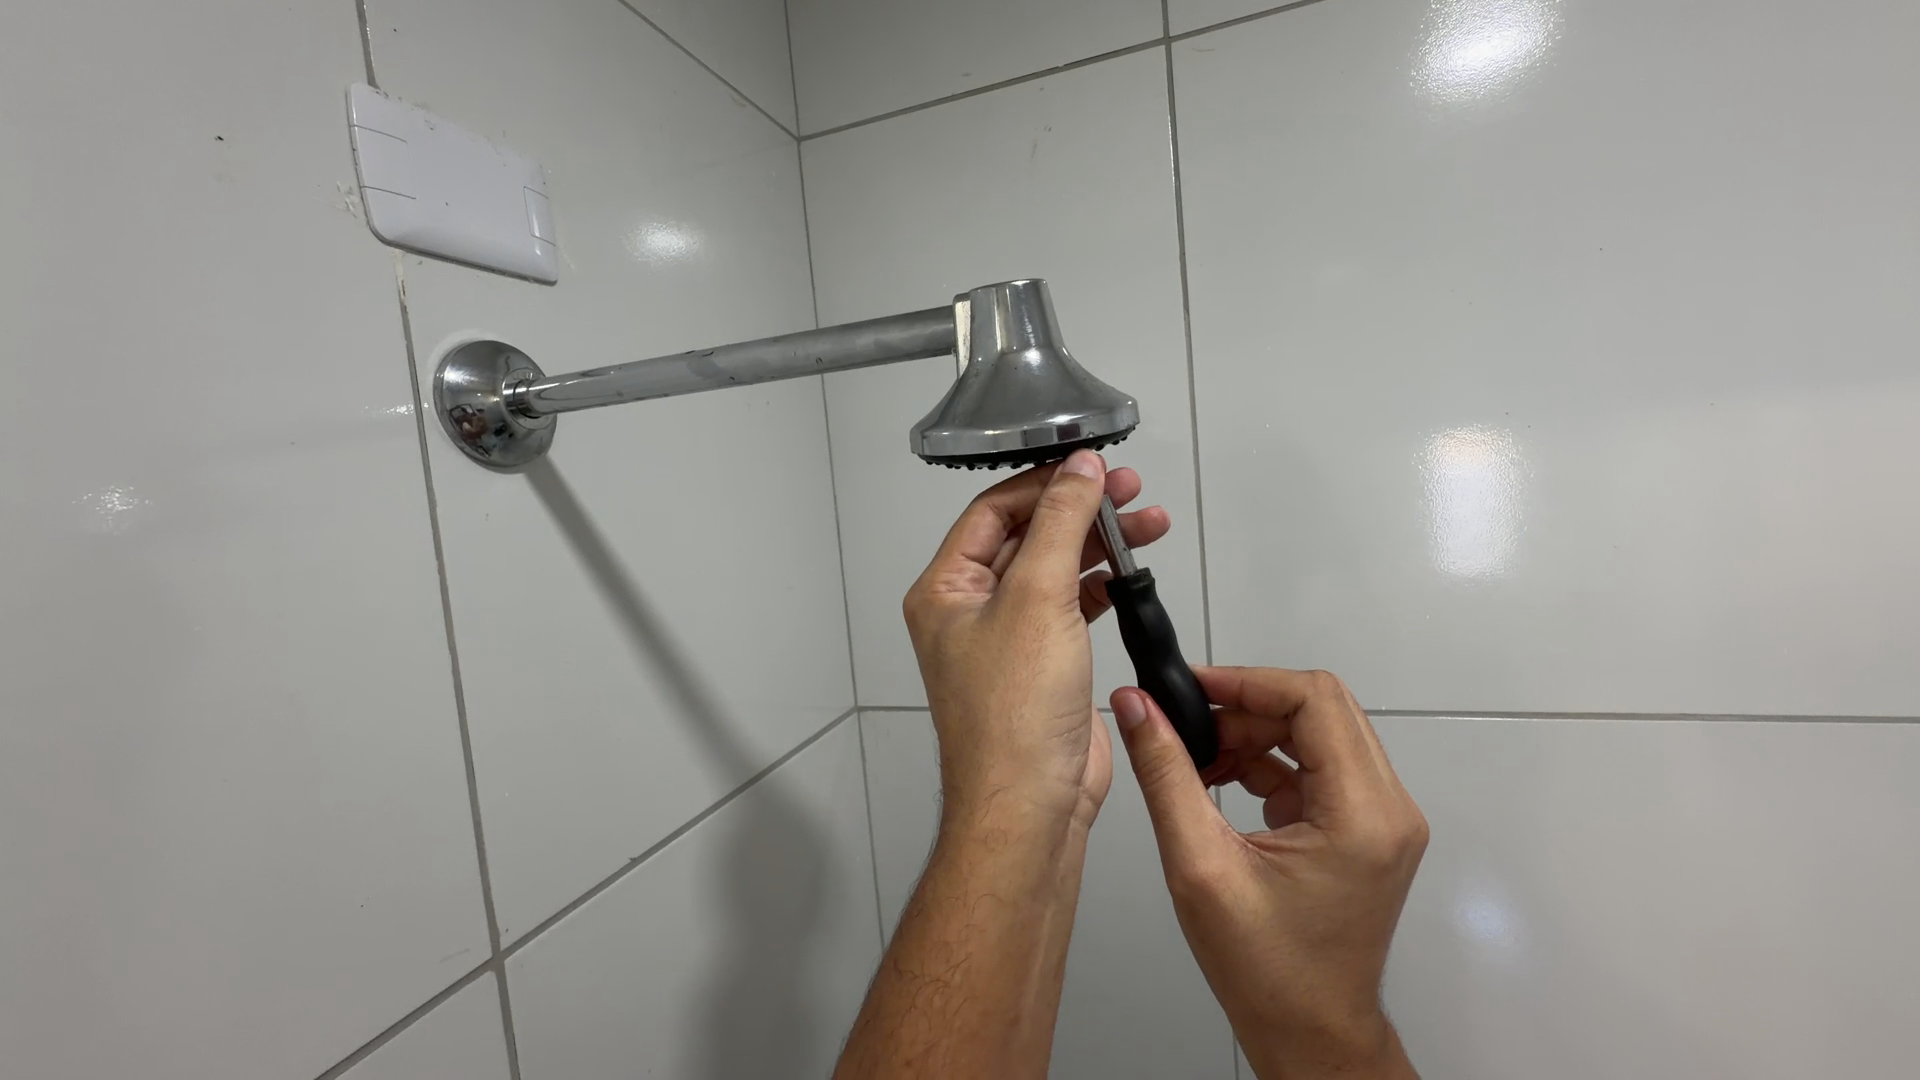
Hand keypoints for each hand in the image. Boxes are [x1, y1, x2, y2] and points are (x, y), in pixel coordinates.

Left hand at [904, 449, 1169, 829]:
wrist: (1032, 803)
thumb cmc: (1013, 718)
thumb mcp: (1037, 598)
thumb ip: (1061, 525)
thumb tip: (1079, 469)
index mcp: (946, 590)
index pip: (994, 512)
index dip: (1043, 484)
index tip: (1090, 467)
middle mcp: (970, 610)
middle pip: (1026, 535)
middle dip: (1078, 509)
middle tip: (1126, 488)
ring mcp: (1007, 636)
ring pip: (1053, 568)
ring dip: (1097, 543)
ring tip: (1146, 520)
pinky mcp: (1041, 661)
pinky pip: (1070, 605)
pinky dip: (1101, 583)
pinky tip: (1130, 571)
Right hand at [1112, 668, 1426, 1079]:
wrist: (1311, 1035)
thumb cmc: (1261, 966)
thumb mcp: (1197, 862)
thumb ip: (1164, 772)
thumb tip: (1133, 703)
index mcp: (1362, 813)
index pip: (1315, 699)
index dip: (1246, 681)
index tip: (1189, 688)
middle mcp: (1388, 805)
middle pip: (1319, 708)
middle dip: (1245, 706)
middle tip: (1187, 725)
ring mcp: (1380, 817)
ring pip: (1315, 731)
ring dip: (1252, 733)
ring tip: (1197, 759)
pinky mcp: (1362, 827)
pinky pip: (1314, 764)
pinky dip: (1265, 760)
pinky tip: (1220, 780)